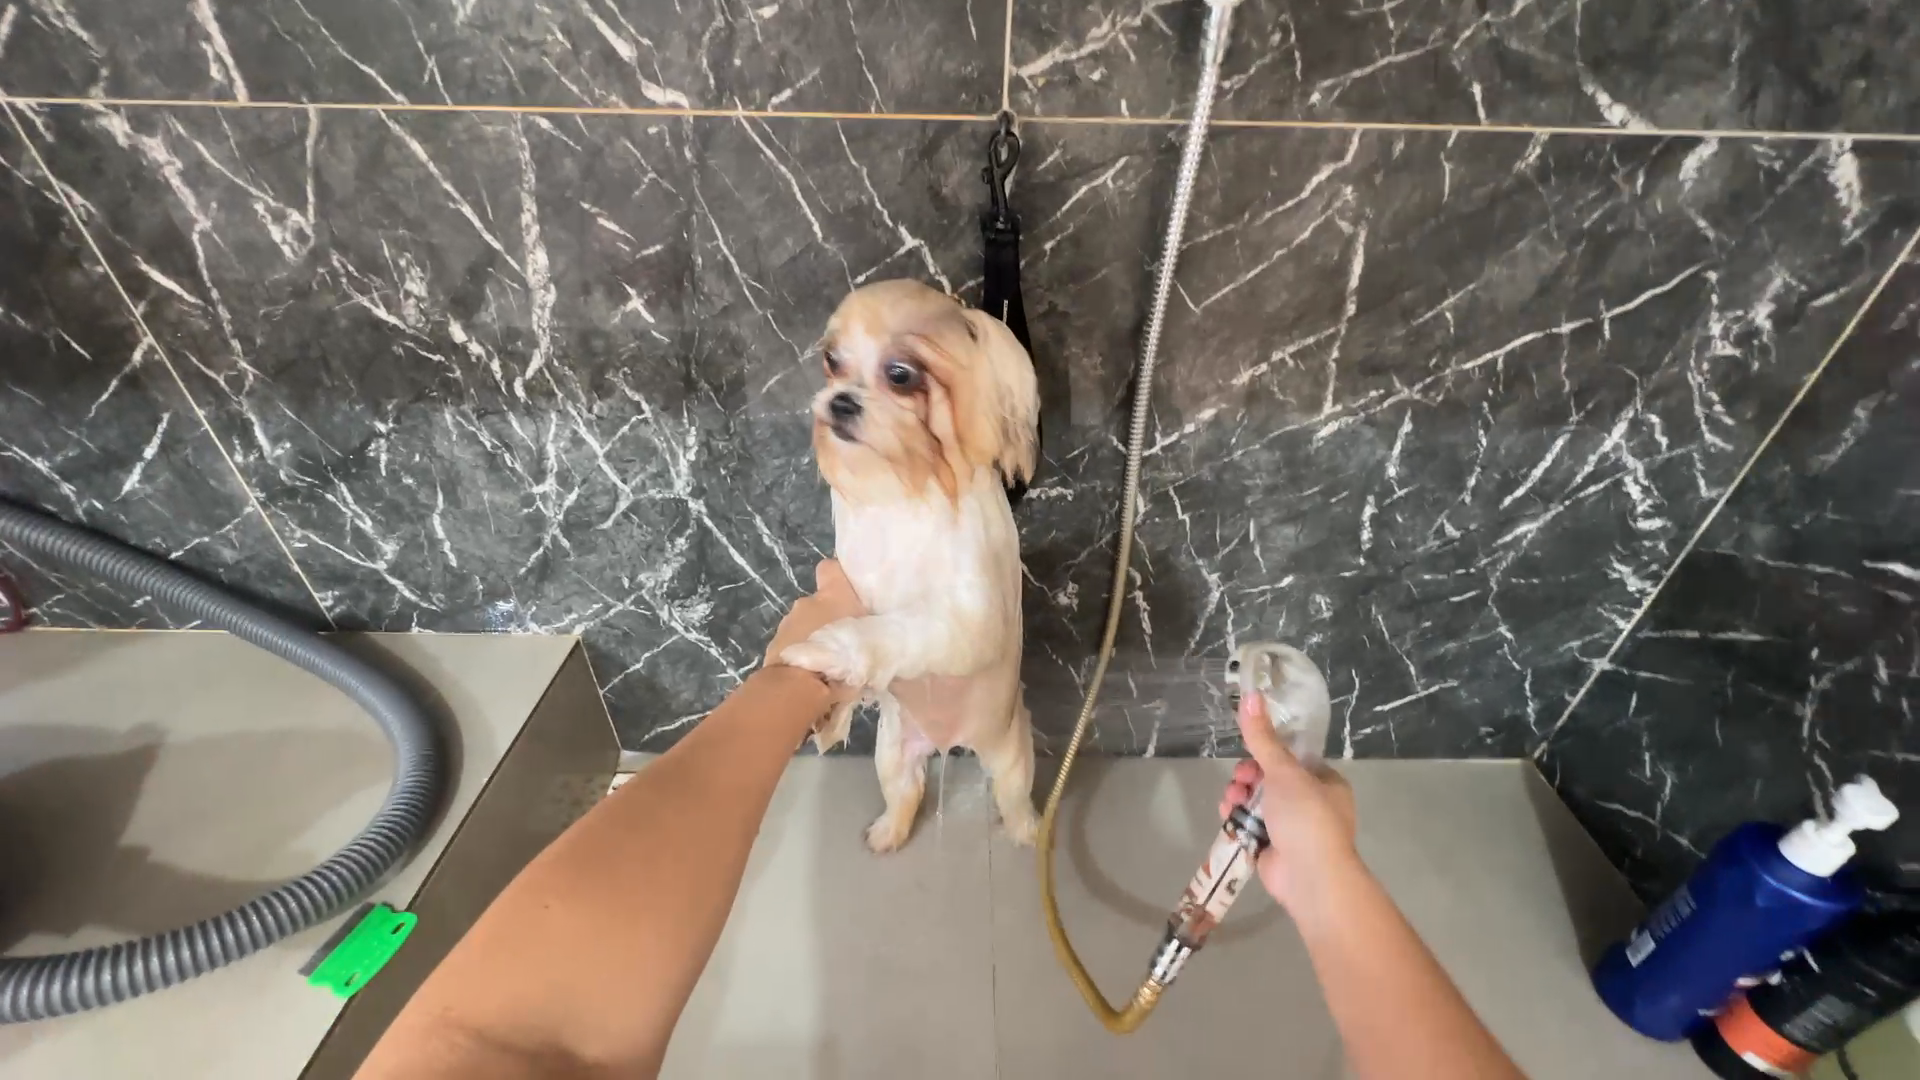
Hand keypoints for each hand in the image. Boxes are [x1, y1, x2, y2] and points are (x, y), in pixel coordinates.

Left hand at [764, 560, 867, 700]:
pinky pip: (793, 645)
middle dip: (829, 618)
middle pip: (818, 603)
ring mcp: (787, 624)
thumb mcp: (872, 641)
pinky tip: (812, 676)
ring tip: (828, 664)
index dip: (838, 577)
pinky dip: (801, 655)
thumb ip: (870, 630)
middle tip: (845, 641)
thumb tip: (872, 631)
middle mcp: (807, 602)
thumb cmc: (843, 657)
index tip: (849, 593)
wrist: (800, 687)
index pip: (831, 569)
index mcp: (833, 595)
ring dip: (814, 639)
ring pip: (804, 625)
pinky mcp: (773, 646)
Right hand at [1218, 690, 1359, 914]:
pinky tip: (1228, 816)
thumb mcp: (1283, 770)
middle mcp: (1311, 803)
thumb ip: (1262, 736)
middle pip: (1268, 778)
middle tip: (1241, 780)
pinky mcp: (1273, 847)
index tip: (1251, 755)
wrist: (1310, 878)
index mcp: (1325, 783)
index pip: (1290, 758)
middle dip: (1247, 776)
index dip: (1266, 753)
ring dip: (1238, 796)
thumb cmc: (1305, 817)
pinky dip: (1236, 818)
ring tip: (1232, 802)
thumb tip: (1250, 694)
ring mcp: (1292, 828)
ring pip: (1255, 800)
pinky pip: (1249, 823)